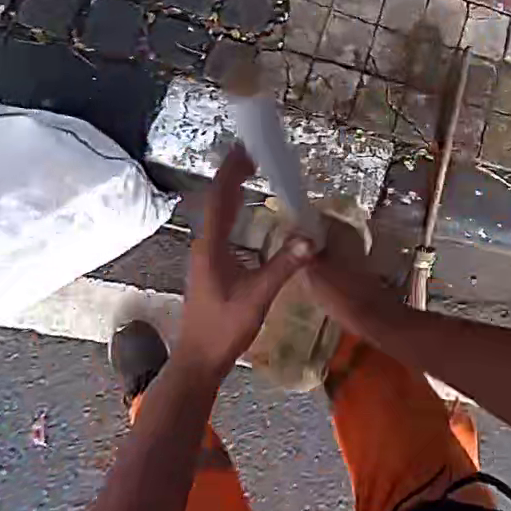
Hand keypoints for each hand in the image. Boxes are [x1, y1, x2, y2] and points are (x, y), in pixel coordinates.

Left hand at [174, 146, 314, 374]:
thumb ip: (283, 266)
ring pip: (219, 212)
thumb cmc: (224, 328)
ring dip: (233, 188)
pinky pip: (223, 225)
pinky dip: (234, 207)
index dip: (232, 172)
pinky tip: (246, 209)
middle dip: (233, 173)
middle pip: (218, 200)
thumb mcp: (257, 297)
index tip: (245, 149)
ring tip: (250, 169)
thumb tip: (310, 238)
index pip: (221, 200)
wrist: (199, 361)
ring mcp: (207, 256)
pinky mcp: (213, 265)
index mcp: (211, 247)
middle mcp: (205, 246)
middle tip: (253, 151)